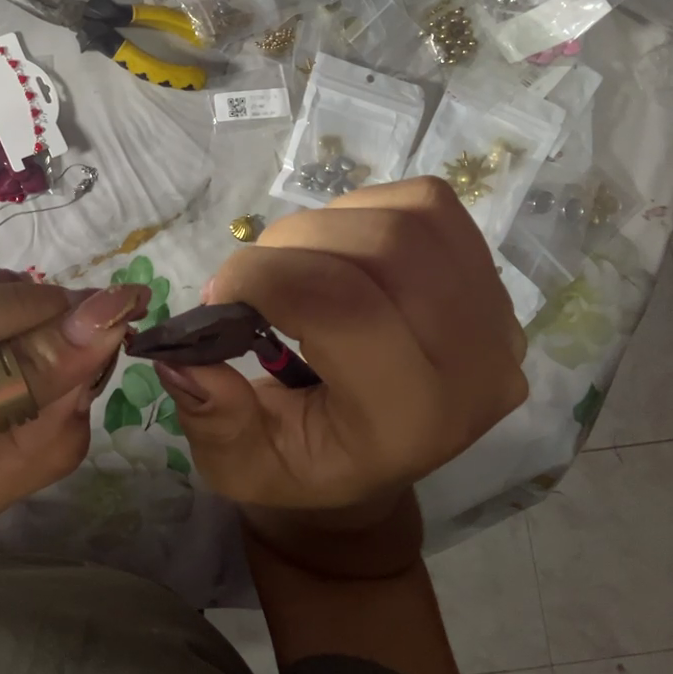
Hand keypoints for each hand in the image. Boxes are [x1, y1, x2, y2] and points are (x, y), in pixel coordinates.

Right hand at [155, 178, 527, 512]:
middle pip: (384, 247)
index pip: (344, 308)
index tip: (217, 295)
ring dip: (325, 224)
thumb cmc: (297, 467)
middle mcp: (474, 368)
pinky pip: (429, 206)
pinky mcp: (492, 285)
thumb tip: (177, 355)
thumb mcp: (236, 463)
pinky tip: (336, 251)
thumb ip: (211, 416)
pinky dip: (364, 210)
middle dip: (289, 244)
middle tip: (249, 280)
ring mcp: (495, 321)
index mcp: (407, 421)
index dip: (263, 278)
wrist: (366, 467)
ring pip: (408, 218)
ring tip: (291, 265)